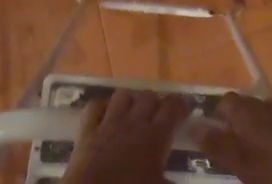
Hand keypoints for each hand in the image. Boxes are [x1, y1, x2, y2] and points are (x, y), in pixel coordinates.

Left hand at [66, 88, 192, 183]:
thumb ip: (172, 180)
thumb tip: (178, 179)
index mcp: (155, 136)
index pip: (172, 107)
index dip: (180, 105)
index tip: (184, 111)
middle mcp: (133, 122)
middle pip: (148, 96)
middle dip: (155, 102)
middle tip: (158, 116)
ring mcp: (108, 124)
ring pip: (123, 95)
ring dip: (131, 101)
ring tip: (134, 113)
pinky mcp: (87, 131)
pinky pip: (94, 106)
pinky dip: (102, 107)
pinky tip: (106, 116)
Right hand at [190, 94, 271, 183]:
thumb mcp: (240, 163)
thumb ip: (215, 144)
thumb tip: (192, 125)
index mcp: (248, 110)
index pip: (224, 102)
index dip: (216, 118)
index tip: (212, 138)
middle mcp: (267, 103)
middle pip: (245, 107)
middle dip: (237, 125)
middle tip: (232, 151)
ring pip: (266, 115)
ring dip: (259, 129)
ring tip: (255, 153)